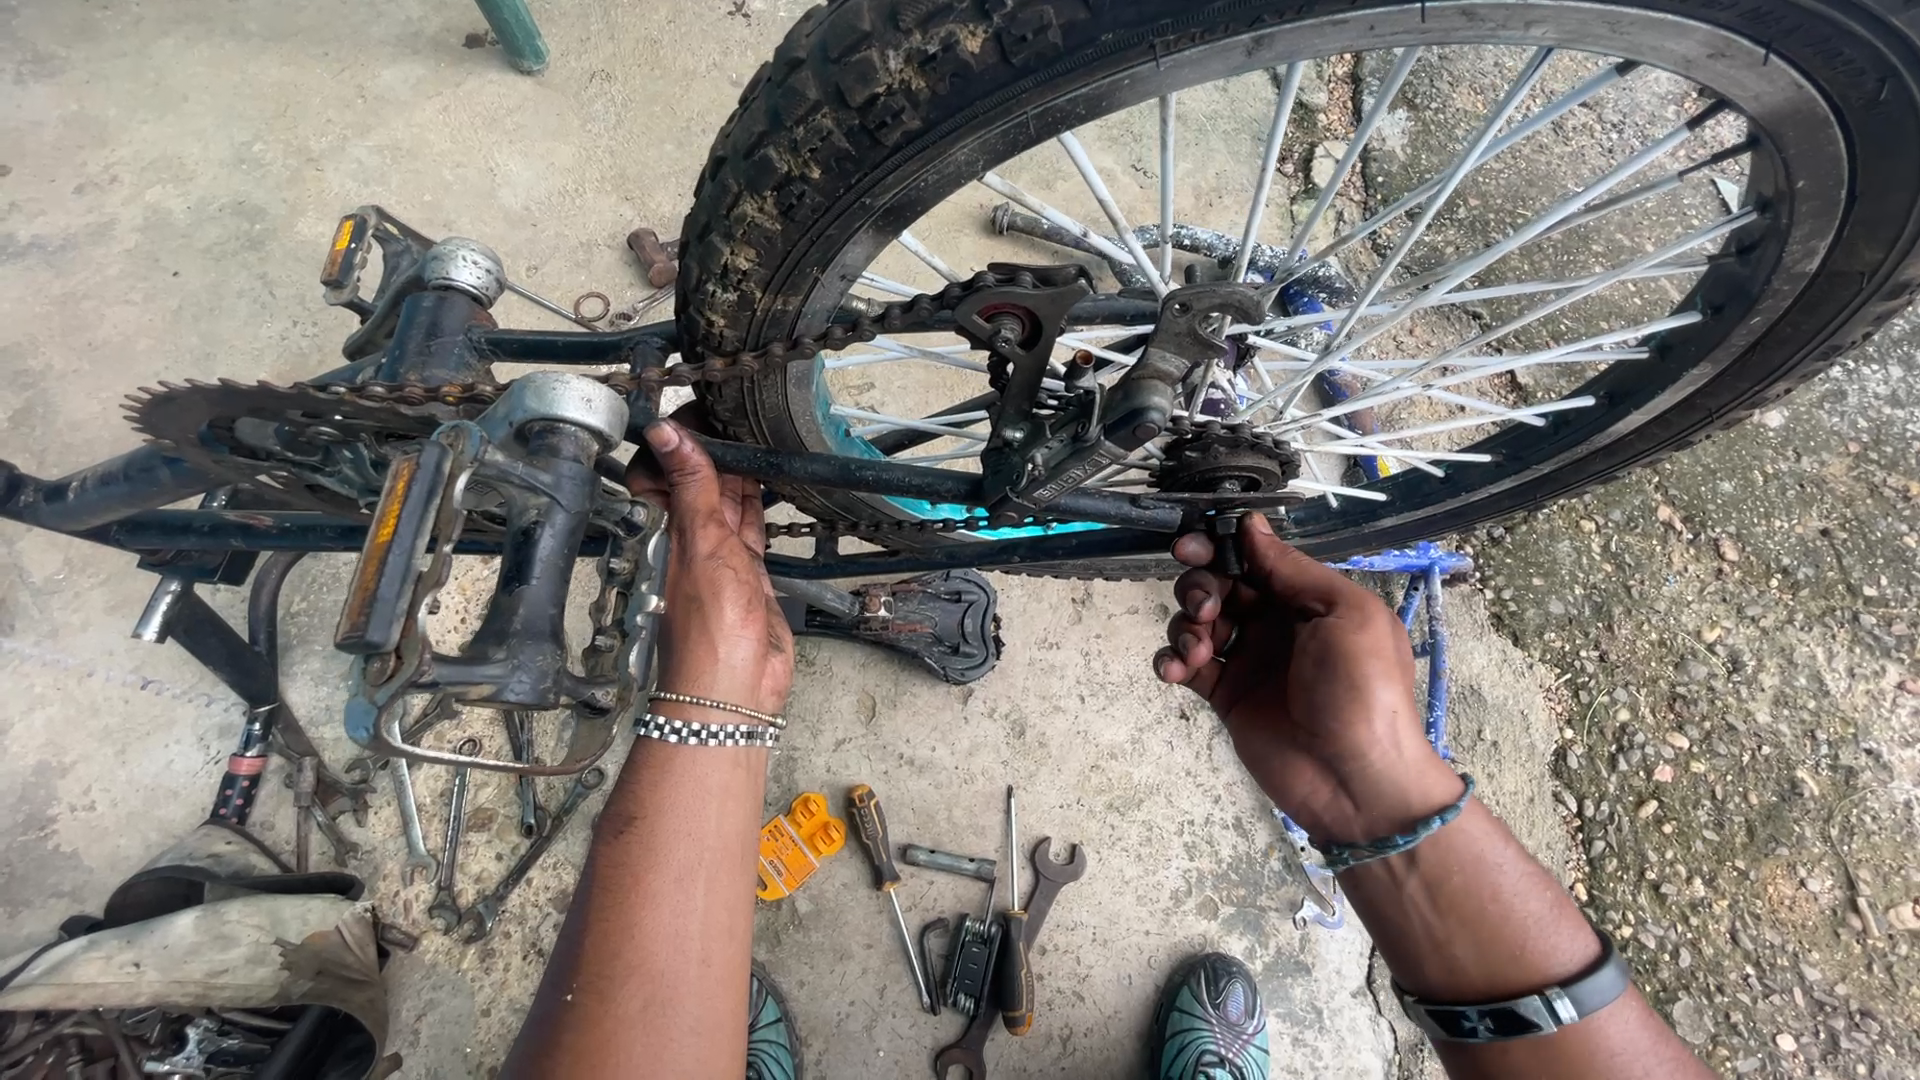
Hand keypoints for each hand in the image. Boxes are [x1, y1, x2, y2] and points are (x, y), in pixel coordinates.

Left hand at [625, 418, 793, 719]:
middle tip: (733, 413)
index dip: (675, 437)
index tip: (699, 407)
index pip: (660, 469)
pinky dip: (755, 504)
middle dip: (712, 449)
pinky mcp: (747, 573)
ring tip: (752, 436)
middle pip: (695, 482)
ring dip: (737, 473)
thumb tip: (668, 432)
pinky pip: (748, 528)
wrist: (738, 683)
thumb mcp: (701, 542)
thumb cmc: (710, 626)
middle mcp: (685, 540)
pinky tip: (763, 481)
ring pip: (724, 502)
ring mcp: (717, 556)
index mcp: (661, 530)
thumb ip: (693, 486)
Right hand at [1153, 514, 1459, 842]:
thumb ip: (1294, 569)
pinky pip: (1185, 664)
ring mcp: (1246, 659)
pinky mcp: (1224, 694)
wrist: (1355, 781)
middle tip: (1206, 611)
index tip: (1189, 546)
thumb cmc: (1362, 690)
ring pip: (1195, 622)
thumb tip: (1250, 525)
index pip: (1252, 559)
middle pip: (1217, 585)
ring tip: (1200, 652)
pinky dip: (1172, 660)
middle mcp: (1273, 623)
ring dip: (1185, 627)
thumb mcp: (1346, 615)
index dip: (1218, 547)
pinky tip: (1177, 671)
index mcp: (1306, 600)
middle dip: (1199, 588)